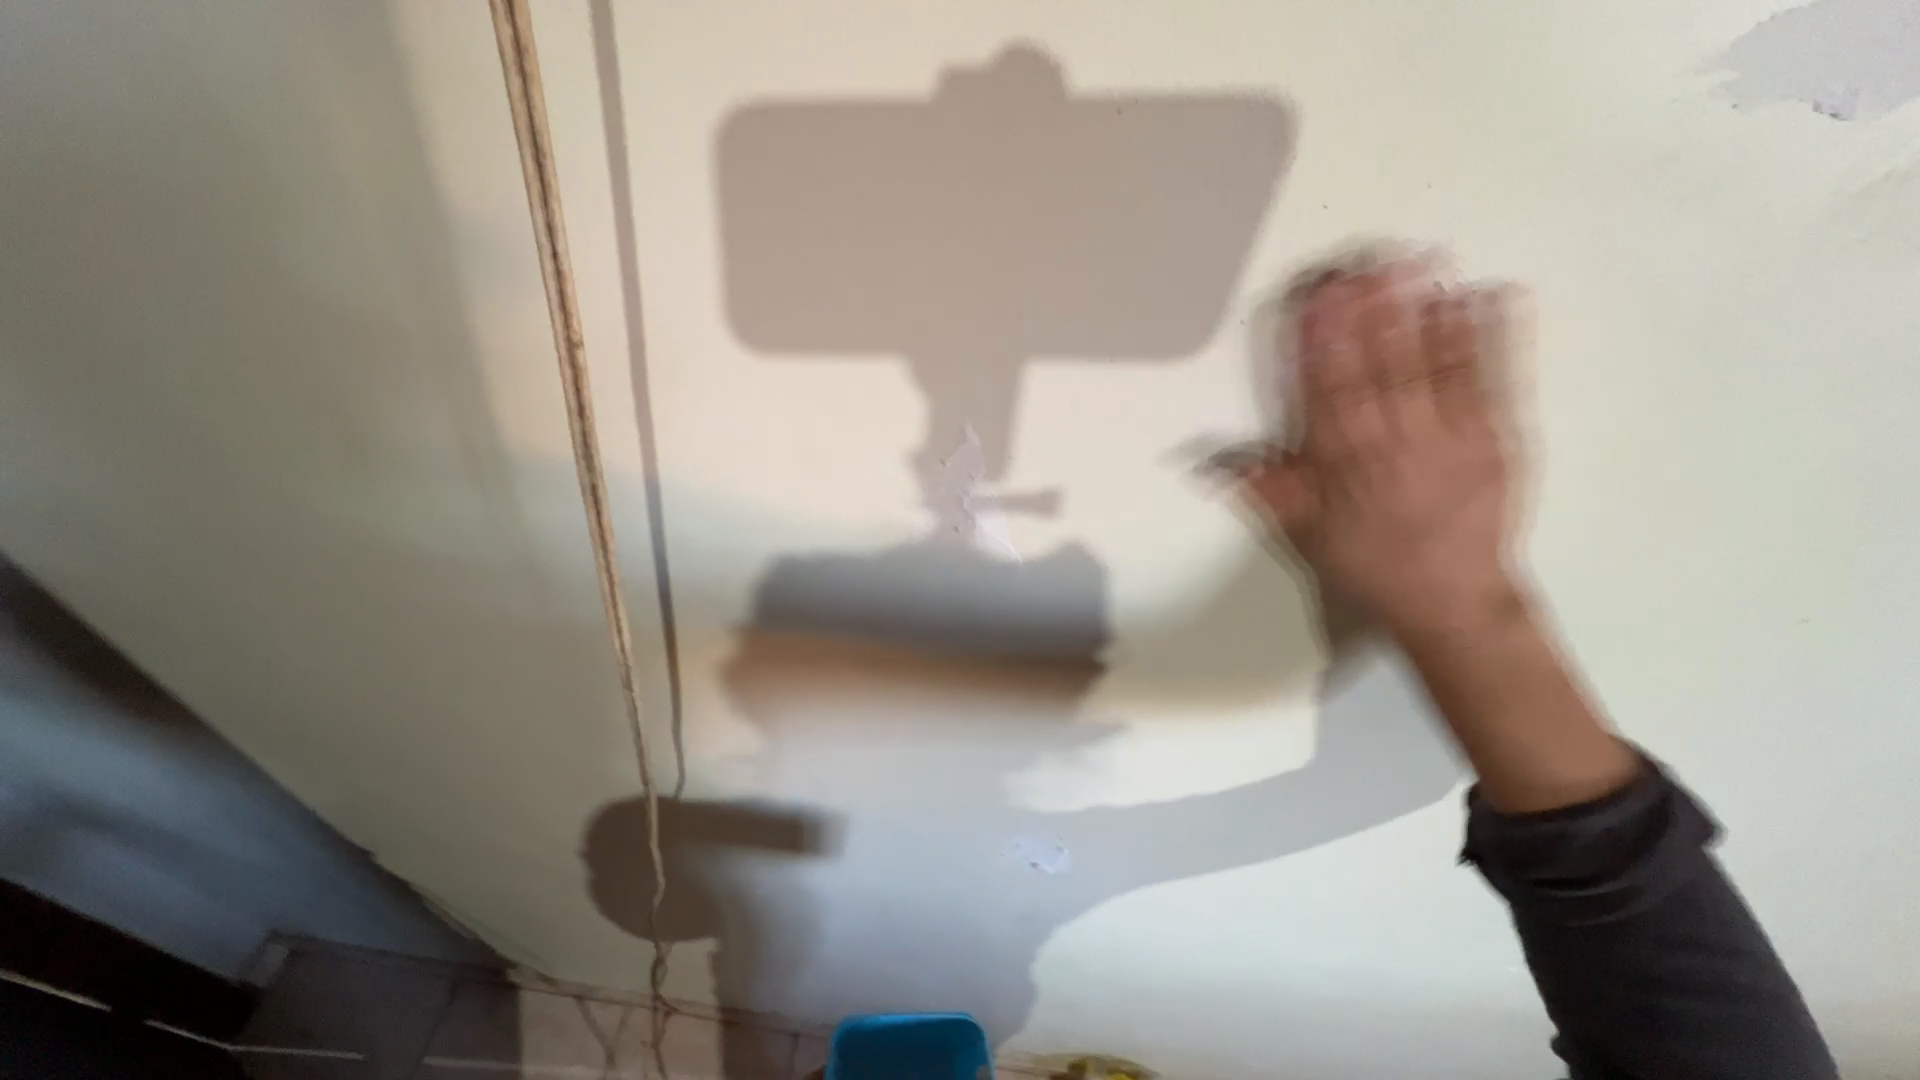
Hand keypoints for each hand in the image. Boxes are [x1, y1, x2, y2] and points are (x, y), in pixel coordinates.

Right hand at [1240, 256, 1527, 642]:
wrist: (1450, 602)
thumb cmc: (1367, 564)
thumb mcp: (1301, 533)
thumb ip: (1259, 487)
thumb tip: (1198, 461)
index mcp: (1341, 464)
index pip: (1324, 391)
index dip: (1319, 341)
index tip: (1315, 298)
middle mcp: (1392, 443)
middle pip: (1378, 367)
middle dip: (1370, 310)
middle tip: (1365, 259)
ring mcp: (1450, 437)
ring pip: (1432, 365)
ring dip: (1424, 310)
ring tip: (1420, 260)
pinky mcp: (1497, 439)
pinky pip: (1492, 382)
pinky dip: (1489, 338)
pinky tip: (1486, 295)